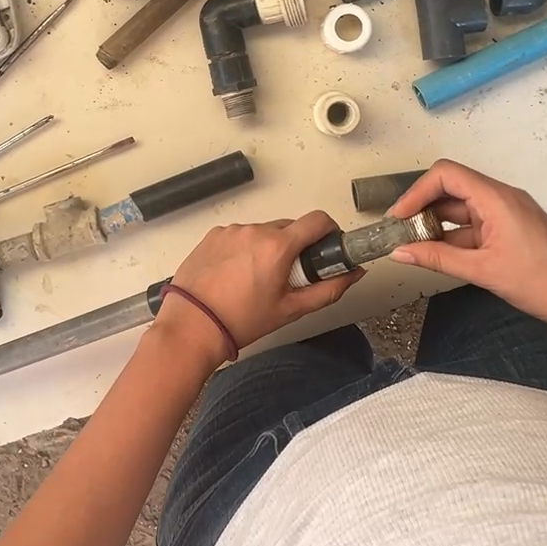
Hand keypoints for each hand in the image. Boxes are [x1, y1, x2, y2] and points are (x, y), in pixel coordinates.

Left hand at [153, 212, 361, 365]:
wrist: (193, 325)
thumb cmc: (241, 320)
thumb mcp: (291, 309)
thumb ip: (329, 289)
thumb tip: (353, 273)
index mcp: (278, 246)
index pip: (317, 220)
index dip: (329, 231)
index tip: (329, 246)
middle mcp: (254, 230)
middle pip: (289, 227)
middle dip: (296, 246)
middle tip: (290, 275)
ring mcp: (231, 230)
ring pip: (262, 232)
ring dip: (268, 248)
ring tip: (257, 280)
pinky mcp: (212, 235)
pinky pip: (238, 236)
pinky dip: (244, 249)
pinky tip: (236, 275)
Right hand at [387, 159, 546, 326]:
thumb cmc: (542, 283)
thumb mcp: (482, 271)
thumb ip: (437, 258)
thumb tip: (400, 252)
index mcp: (496, 198)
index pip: (445, 174)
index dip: (416, 192)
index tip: (399, 217)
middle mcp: (500, 197)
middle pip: (450, 187)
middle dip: (422, 206)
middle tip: (401, 231)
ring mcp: (506, 211)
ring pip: (460, 206)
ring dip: (435, 222)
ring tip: (413, 245)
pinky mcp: (510, 226)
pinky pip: (473, 222)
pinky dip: (453, 235)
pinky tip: (437, 253)